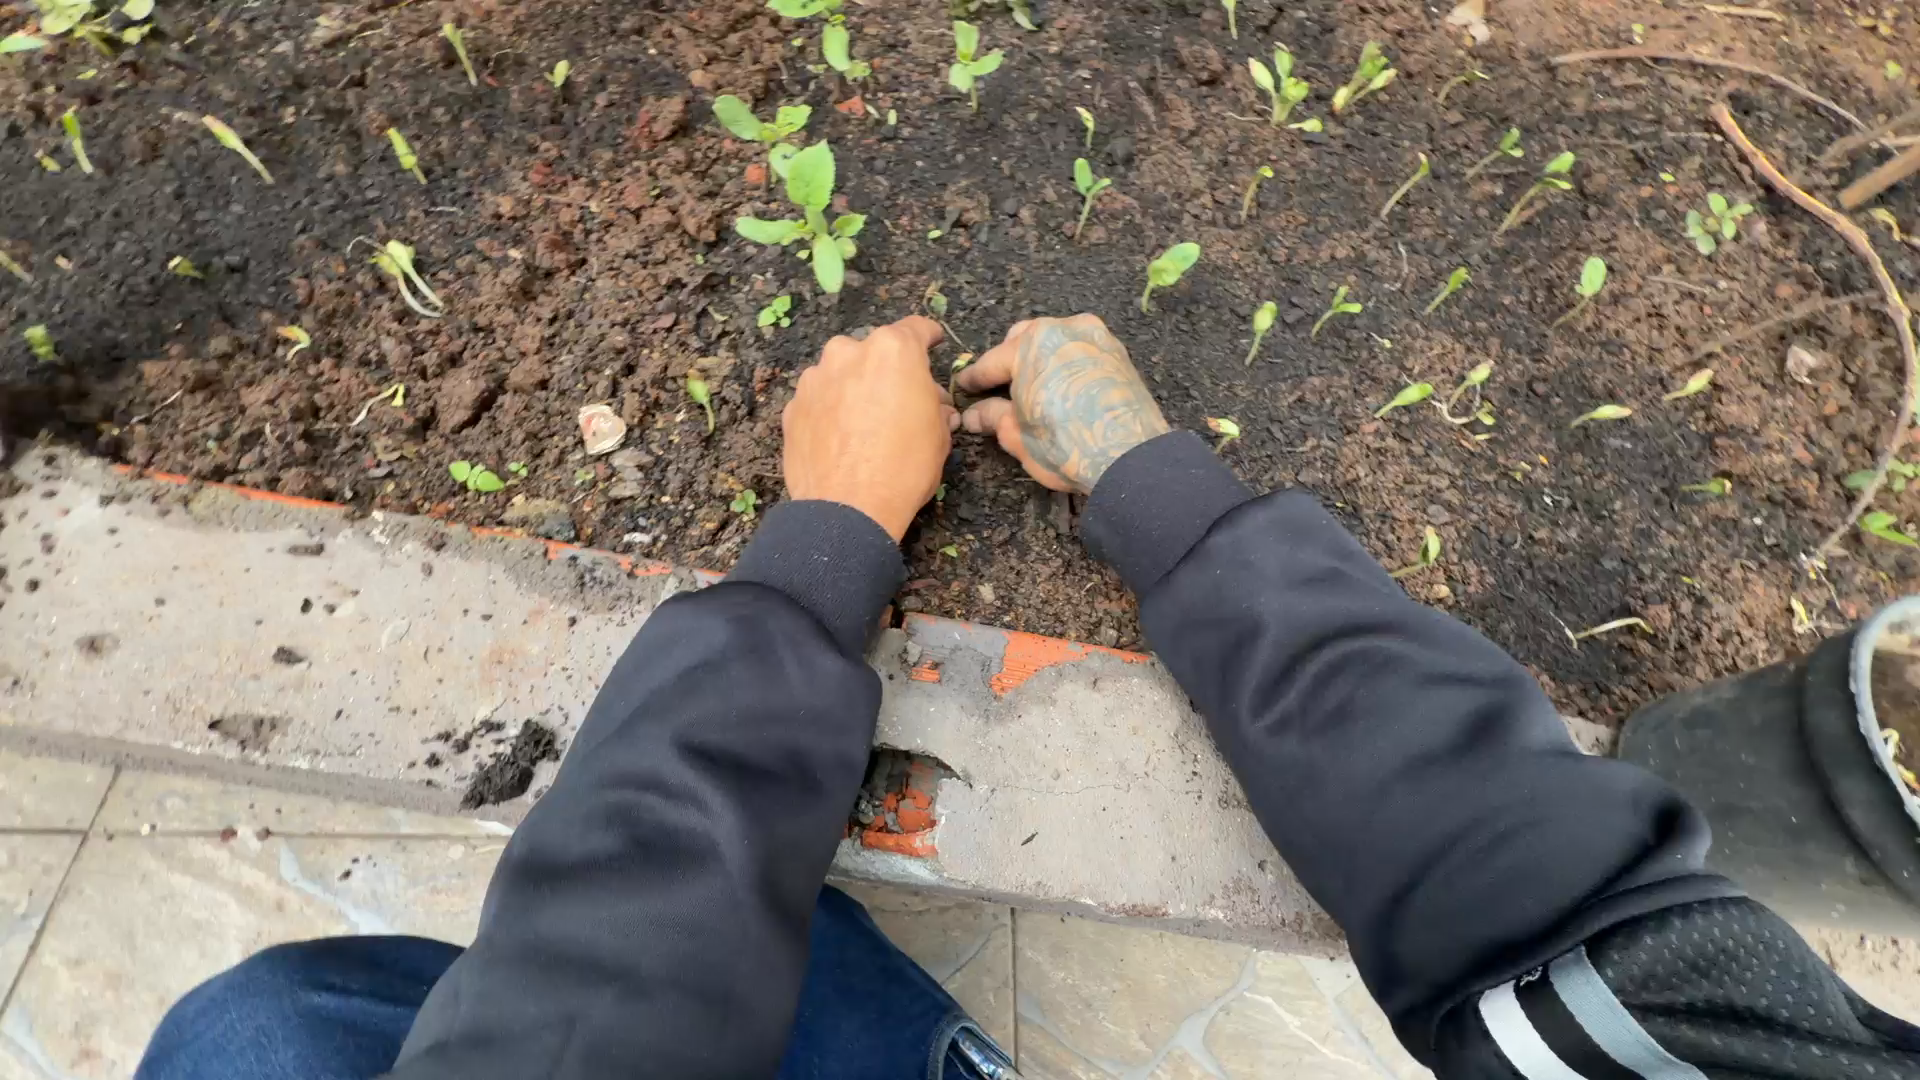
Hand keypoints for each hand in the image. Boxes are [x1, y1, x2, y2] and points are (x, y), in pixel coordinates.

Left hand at [782, 316, 957, 541]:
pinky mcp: (792, 407)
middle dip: (886, 371)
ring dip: (854, 390)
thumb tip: (935, 406)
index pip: (916, 329)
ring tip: (865, 425)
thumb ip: (936, 408)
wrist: (847, 510)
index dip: (928, 337)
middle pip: (873, 352)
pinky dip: (830, 412)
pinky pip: (819, 400)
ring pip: (841, 374)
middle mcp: (848, 352)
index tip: (932, 343)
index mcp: (892, 351)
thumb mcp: (939, 437)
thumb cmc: (903, 469)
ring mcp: (814, 379)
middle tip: (899, 402)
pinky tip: (841, 440)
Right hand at [956, 315, 1168, 493]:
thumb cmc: (1065, 445)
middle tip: (999, 389)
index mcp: (1031, 344)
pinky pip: (1079, 350)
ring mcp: (1094, 337)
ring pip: (1054, 341)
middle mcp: (1063, 329)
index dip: (974, 380)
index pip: (992, 362)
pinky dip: (1065, 364)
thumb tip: (973, 416)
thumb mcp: (1017, 435)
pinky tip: (1060, 388)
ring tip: (1032, 388)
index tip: (963, 387)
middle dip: (1008, 362)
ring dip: (1039, 360)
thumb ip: (993, 417)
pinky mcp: (1117, 353)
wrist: (1129, 457)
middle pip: (1023, 340)